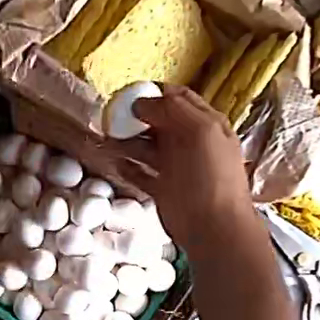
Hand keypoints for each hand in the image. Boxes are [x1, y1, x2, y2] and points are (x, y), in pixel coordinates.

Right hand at [119, 86, 255, 252]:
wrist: (214, 227)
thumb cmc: (210, 177)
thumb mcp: (199, 132)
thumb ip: (172, 110)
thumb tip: (141, 103)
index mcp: (205, 124)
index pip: (178, 97)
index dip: (153, 92)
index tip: (127, 94)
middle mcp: (190, 142)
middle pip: (158, 121)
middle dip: (134, 117)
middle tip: (110, 117)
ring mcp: (176, 166)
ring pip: (146, 147)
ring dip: (125, 141)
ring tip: (105, 140)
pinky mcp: (163, 189)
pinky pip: (140, 173)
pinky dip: (127, 168)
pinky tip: (115, 164)